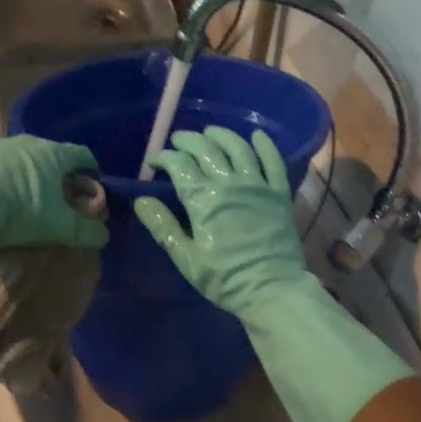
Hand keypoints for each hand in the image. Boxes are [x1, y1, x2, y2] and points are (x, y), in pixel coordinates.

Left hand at [0, 135, 109, 250]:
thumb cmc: (20, 210)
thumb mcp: (58, 226)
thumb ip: (84, 231)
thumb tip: (103, 235)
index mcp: (52, 152)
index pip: (81, 154)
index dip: (92, 170)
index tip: (94, 185)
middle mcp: (23, 142)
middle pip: (49, 156)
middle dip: (56, 177)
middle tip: (60, 200)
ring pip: (17, 161)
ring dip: (25, 178)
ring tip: (24, 202)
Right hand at [132, 127, 313, 319]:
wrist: (271, 290)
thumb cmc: (224, 278)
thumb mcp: (186, 258)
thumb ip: (163, 226)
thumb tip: (141, 199)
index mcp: (204, 199)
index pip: (180, 165)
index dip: (164, 157)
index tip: (155, 160)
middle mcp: (230, 183)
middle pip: (207, 149)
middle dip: (188, 140)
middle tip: (178, 141)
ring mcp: (257, 186)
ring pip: (238, 148)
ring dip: (222, 135)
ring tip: (210, 131)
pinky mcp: (278, 194)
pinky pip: (273, 161)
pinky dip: (265, 145)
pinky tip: (257, 135)